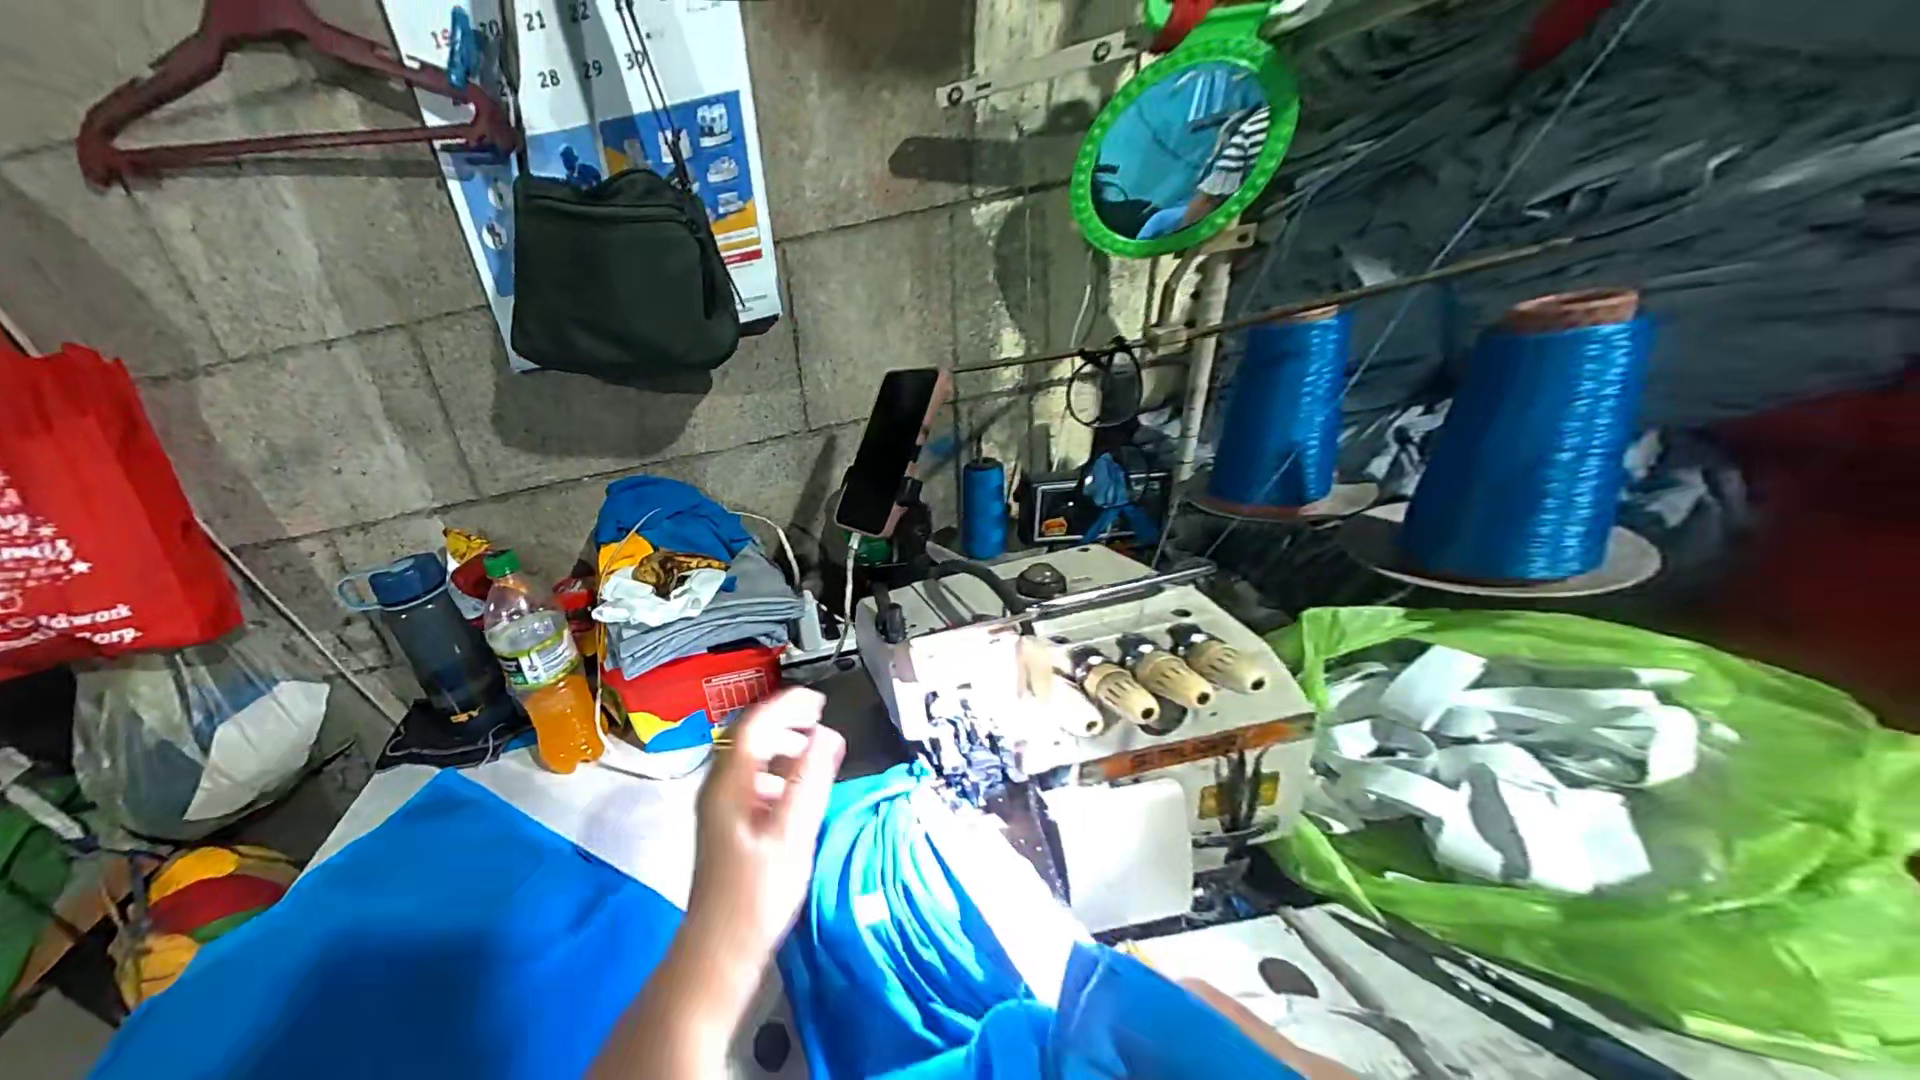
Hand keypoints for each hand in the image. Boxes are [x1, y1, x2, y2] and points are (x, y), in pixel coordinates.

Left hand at [590, 691, 844, 1079]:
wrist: (719, 950)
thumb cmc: (756, 892)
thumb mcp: (792, 832)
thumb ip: (810, 779)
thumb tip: (828, 734)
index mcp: (730, 782)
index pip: (756, 723)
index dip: (788, 704)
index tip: (819, 700)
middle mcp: (718, 786)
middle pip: (749, 735)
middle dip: (786, 720)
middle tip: (820, 718)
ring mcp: (719, 806)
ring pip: (750, 757)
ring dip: (782, 744)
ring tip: (814, 749)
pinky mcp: (726, 824)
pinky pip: (751, 778)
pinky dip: (777, 769)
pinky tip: (797, 788)